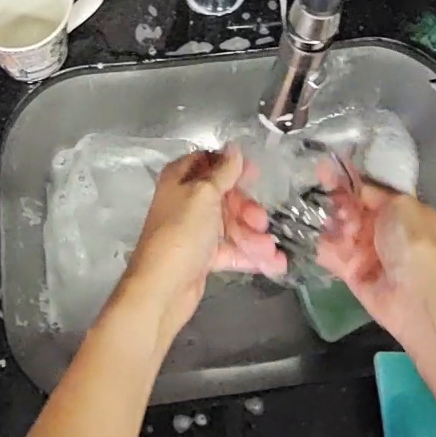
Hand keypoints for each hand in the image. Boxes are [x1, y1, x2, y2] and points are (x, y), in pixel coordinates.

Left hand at [115, 149, 287, 340]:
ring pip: (231, 225)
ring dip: (253, 237)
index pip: (209, 162)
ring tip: (270, 250)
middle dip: (247, 209)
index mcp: (181, 179)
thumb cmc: (181, 232)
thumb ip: (223, 171)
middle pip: (225, 196)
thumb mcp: (204, 194)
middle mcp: (187, 201)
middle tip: (262, 221)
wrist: (161, 289)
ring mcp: (196, 230)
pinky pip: (232, 250)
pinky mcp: (204, 256)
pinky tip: (274, 263)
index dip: (232, 167)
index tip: (256, 174)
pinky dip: (250, 255)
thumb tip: (235, 147)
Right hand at [316, 180, 435, 345]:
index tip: (322, 168)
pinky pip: (328, 252)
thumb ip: (371, 191)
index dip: (345, 179)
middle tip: (336, 205)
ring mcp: (363, 249)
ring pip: (335, 228)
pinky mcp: (349, 270)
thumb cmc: (412, 242)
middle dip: (336, 202)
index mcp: (397, 209)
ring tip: (332, 224)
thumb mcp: (400, 204)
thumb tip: (352, 188)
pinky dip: (317, 244)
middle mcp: (379, 228)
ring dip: (329, 223)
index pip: (366, 188)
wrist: (415, 296)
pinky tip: (304, 233)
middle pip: (347, 207)